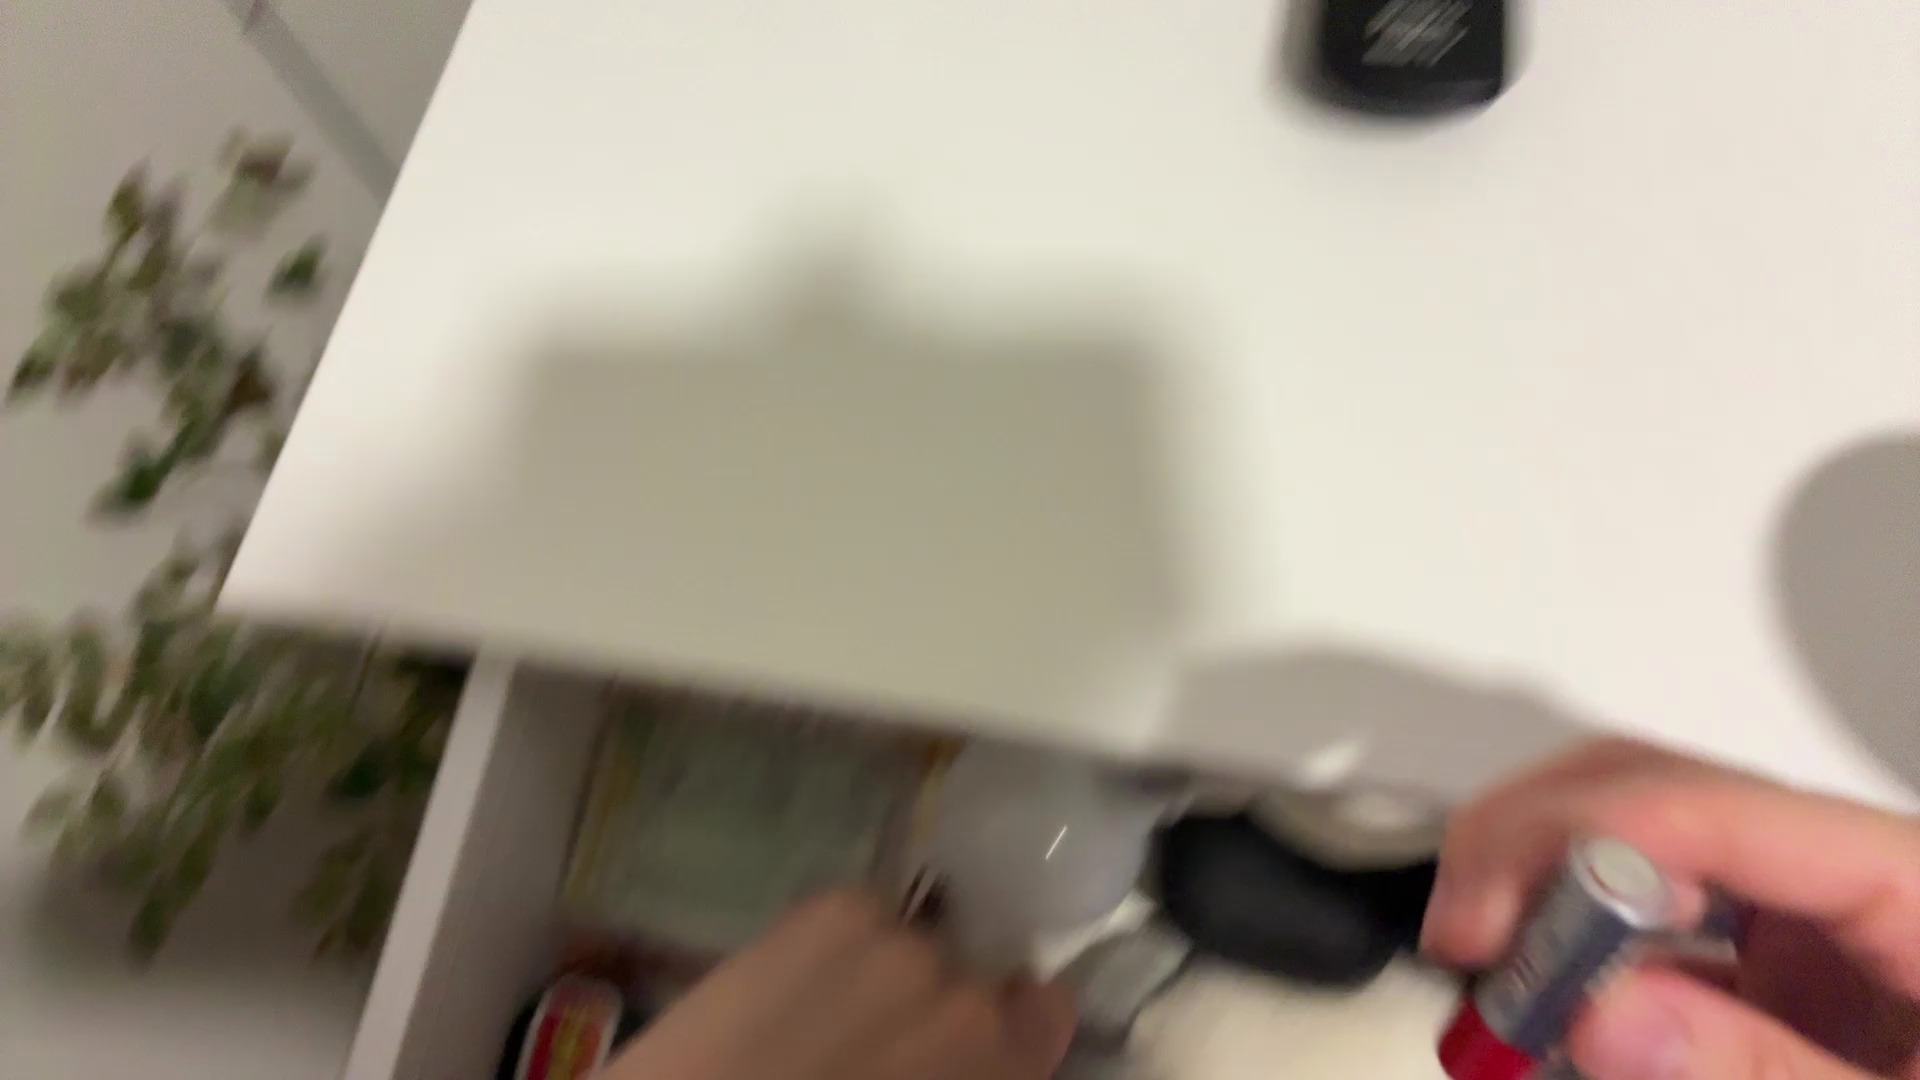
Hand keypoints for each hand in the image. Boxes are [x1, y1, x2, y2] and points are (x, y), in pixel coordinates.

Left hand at [599, 890, 1076, 1079]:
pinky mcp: (828, 908)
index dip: (1022, 1022)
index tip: (996, 1036)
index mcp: (985, 1049)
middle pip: (967, 974)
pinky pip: (861, 917)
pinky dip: (843, 946)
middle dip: (937, 1006)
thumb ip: (961, 1069)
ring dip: (887, 972)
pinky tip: (798, 987)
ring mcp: (887, 932)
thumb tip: (967, 1052)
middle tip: (881, 1044)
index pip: (1047, 1007)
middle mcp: (950, 979)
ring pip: (911, 941)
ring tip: (829, 1012)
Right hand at [1421, 738, 1919, 1079]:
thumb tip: (1603, 1018)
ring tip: (1492, 966)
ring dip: (1529, 880)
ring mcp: (1802, 902)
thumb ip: (1775, 1079)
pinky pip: (1634, 901)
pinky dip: (1568, 933)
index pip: (1700, 809)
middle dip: (1522, 843)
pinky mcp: (1768, 946)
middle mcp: (1845, 864)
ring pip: (1615, 824)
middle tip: (1464, 934)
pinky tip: (1551, 993)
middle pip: (1635, 784)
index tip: (1486, 932)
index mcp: (1917, 885)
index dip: (1569, 847)